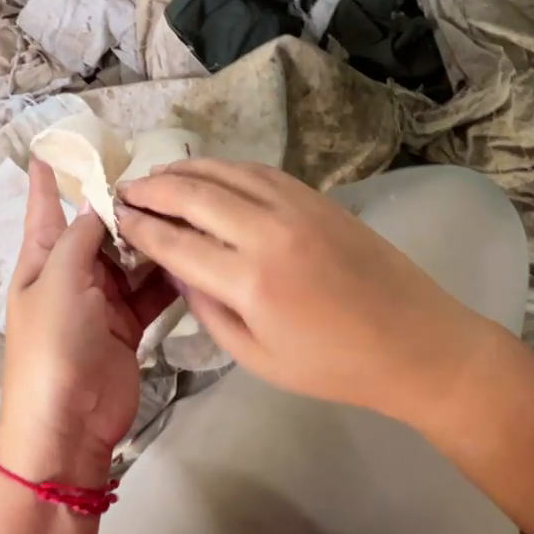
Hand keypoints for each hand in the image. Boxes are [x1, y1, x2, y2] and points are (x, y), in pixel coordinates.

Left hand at [0, 160, 177, 485]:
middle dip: (122, 204)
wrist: (67, 423)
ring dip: (150, 238)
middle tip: (159, 174)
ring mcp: (100, 299)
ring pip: (129, 256)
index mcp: (41, 258)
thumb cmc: (52, 344)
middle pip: (98, 228)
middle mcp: (69, 272)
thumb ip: (80, 237)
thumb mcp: (58, 281)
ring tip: (184, 208)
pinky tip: (191, 255)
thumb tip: (98, 199)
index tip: (58, 144)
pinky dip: (166, 276)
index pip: (45, 206)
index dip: (50, 177)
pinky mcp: (127, 323)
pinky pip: (149, 290)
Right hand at [115, 159, 502, 424]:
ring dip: (181, 170)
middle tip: (124, 190)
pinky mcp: (316, 197)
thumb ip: (206, 310)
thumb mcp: (256, 358)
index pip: (174, 242)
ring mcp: (295, 207)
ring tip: (155, 175)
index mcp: (250, 283)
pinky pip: (256, 170)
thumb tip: (173, 266)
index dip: (139, 227)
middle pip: (191, 195)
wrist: (418, 344)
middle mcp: (267, 234)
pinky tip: (204, 173)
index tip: (115, 217)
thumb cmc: (334, 366)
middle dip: (150, 189)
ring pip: (222, 172)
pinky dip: (221, 167)